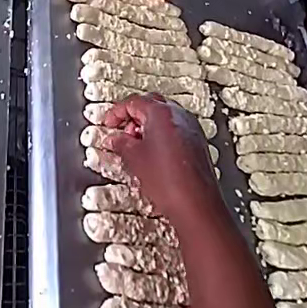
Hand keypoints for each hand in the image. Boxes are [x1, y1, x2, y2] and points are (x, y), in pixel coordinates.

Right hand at [101, 95, 220, 227]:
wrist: (196, 205)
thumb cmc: (169, 182)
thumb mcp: (134, 159)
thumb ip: (121, 143)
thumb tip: (116, 139)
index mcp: (162, 113)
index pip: (133, 102)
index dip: (116, 112)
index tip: (108, 122)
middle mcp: (179, 115)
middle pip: (150, 104)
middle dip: (133, 116)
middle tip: (120, 130)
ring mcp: (191, 128)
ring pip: (164, 116)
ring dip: (147, 125)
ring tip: (135, 145)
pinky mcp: (198, 143)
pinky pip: (175, 129)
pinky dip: (161, 135)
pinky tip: (152, 154)